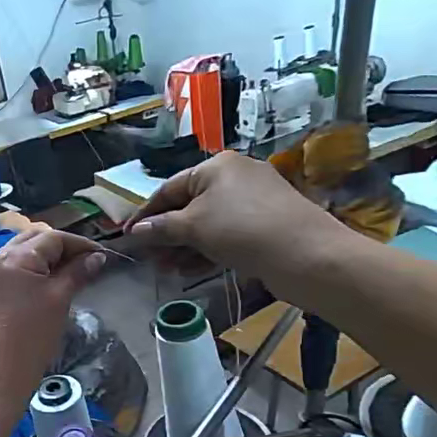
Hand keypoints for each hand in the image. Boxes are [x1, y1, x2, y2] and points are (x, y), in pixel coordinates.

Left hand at [0, 227, 104, 400]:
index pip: (52, 237)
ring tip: (67, 273)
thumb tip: (96, 257)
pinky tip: (43, 283)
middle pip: (33, 239)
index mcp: (14, 257)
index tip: (101, 256)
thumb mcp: (59, 300)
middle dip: (60, 247)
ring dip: (43, 257)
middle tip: (85, 263)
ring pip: (18, 252)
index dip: (80, 244)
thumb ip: (77, 273)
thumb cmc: (32, 337)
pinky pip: (7, 268)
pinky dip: (27, 269)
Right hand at [123, 152, 345, 281]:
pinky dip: (206, 249)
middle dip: (166, 235)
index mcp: (216, 166)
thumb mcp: (192, 227)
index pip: (168, 189)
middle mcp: (235, 176)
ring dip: (184, 246)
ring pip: (206, 222)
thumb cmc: (241, 230)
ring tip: (167, 269)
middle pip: (188, 206)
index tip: (128, 236)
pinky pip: (225, 233)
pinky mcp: (265, 223)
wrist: (307, 255)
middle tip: (150, 259)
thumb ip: (160, 228)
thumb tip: (135, 232)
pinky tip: (191, 270)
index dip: (145, 214)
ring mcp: (253, 200)